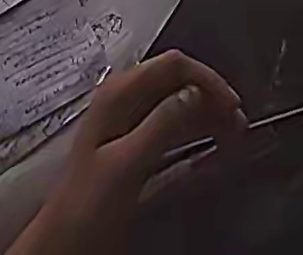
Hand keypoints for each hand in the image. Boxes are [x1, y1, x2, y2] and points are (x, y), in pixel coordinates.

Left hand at [8, 51, 243, 254]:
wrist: (63, 243)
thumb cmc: (89, 205)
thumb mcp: (126, 164)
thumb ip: (160, 124)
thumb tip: (194, 93)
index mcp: (119, 92)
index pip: (173, 65)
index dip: (206, 79)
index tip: (231, 104)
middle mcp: (124, 96)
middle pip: (177, 79)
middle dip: (211, 95)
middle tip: (238, 122)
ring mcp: (129, 116)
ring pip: (178, 100)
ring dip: (208, 111)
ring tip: (234, 132)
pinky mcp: (134, 139)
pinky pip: (172, 121)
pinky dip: (197, 126)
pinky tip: (213, 140)